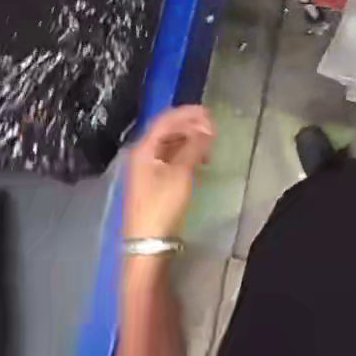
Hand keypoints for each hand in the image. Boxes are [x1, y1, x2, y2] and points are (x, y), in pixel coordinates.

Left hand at [123, 105, 214, 238]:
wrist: (148, 242)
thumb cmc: (162, 205)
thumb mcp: (181, 173)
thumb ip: (194, 147)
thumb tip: (206, 129)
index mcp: (144, 148)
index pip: (166, 120)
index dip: (188, 113)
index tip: (209, 113)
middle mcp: (142, 154)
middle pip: (167, 130)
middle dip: (190, 126)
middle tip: (213, 128)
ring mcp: (146, 168)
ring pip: (170, 144)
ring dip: (190, 139)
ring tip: (209, 143)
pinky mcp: (153, 181)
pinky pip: (171, 157)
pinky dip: (186, 153)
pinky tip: (200, 158)